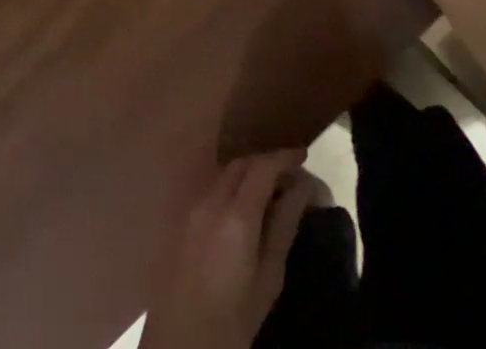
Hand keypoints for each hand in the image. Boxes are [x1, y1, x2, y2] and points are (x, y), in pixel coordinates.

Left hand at [141, 151, 315, 348]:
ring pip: (223, 175)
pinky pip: (212, 191)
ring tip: (275, 189)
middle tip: (293, 173)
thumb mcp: (269, 275)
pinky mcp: (183, 224)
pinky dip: (233, 187)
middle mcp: (209, 204)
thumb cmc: (234, 317)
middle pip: (239, 165)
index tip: (305, 154)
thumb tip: (302, 188)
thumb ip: (283, 226)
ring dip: (249, 173)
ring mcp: (191, 212)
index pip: (261, 168)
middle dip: (266, 161)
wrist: (180, 341)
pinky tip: (249, 206)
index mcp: (235, 216)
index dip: (284, 156)